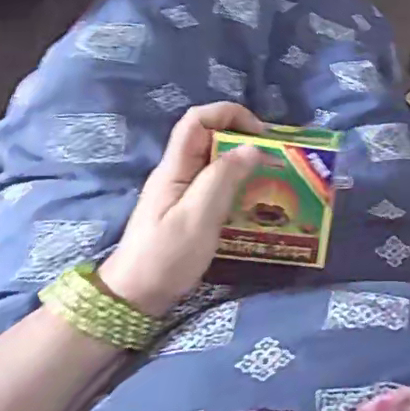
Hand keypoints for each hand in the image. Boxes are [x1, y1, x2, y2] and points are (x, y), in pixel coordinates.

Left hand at [98, 102, 265, 316]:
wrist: (134, 296)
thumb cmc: (166, 256)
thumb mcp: (199, 216)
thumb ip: (224, 178)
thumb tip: (253, 148)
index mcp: (175, 167)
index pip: (197, 120)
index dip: (229, 114)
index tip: (262, 133)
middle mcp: (176, 172)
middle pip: (208, 137)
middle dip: (242, 139)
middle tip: (274, 158)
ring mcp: (179, 191)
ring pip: (213, 162)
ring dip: (242, 163)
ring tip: (270, 179)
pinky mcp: (186, 210)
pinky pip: (213, 185)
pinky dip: (236, 185)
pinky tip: (253, 203)